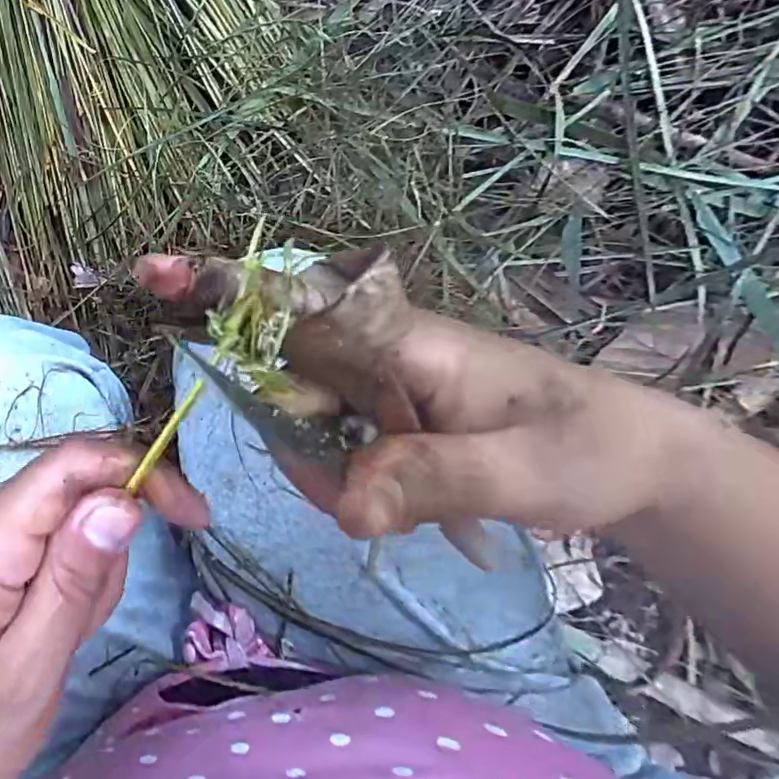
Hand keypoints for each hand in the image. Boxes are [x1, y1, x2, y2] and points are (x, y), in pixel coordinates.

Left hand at [0, 440, 208, 778]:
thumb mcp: (30, 668)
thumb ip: (74, 578)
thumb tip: (124, 499)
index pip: (73, 462)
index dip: (140, 471)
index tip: (194, 514)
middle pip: (81, 483)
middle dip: (109, 546)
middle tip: (87, 620)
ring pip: (78, 509)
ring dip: (92, 570)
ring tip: (62, 631)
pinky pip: (61, 529)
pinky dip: (76, 574)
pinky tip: (51, 618)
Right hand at [136, 252, 717, 539]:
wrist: (625, 460)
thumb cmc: (583, 444)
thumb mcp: (522, 470)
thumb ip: (430, 479)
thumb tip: (348, 507)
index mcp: (393, 334)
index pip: (291, 299)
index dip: (219, 282)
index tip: (152, 272)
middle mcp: (362, 347)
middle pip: (274, 375)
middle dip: (298, 440)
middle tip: (357, 491)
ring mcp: (361, 383)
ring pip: (290, 420)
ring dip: (325, 472)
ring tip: (405, 506)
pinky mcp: (366, 414)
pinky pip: (317, 445)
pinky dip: (339, 481)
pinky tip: (395, 499)